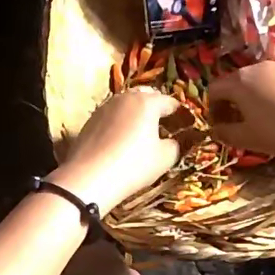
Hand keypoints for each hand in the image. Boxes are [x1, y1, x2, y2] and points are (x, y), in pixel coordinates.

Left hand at [50, 88, 184, 209]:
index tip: (185, 125)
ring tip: (143, 133)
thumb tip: (172, 141)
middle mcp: (125, 98)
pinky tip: (122, 140)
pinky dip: (121, 123)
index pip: (170, 102)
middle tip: (164, 126)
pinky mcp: (90, 120)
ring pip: (127, 105)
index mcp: (147, 102)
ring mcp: (105, 107)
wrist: (89, 178)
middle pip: (146, 96)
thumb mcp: (165, 158)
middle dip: (157, 108)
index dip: (180, 113)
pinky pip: (113, 116)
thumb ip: (175, 144)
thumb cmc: (133, 165)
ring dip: (137, 114)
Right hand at [205, 62, 274, 166]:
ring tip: (264, 119)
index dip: (212, 109)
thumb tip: (214, 130)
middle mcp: (258, 67)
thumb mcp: (249, 139)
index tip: (220, 126)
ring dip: (254, 97)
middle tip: (239, 124)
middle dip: (232, 102)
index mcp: (240, 81)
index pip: (213, 89)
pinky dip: (274, 94)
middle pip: (236, 82)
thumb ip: (225, 133)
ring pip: (258, 80)